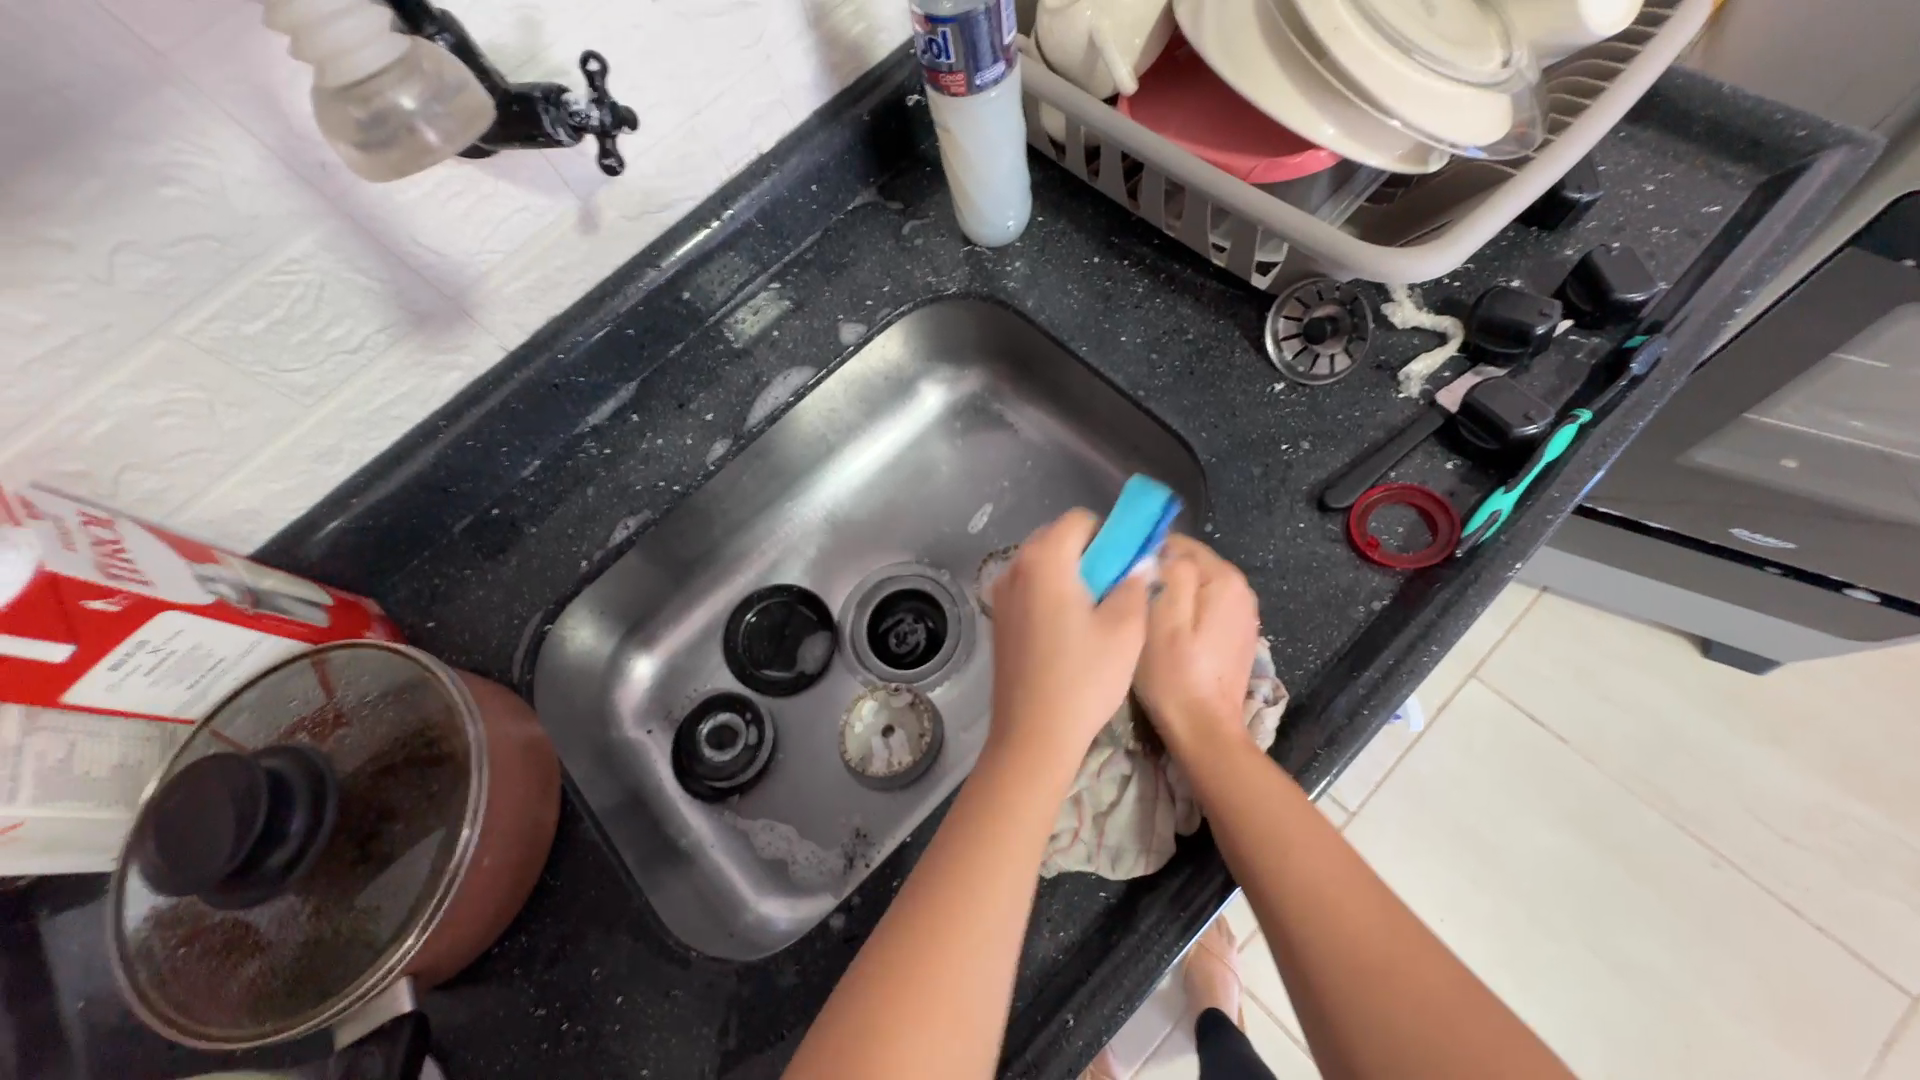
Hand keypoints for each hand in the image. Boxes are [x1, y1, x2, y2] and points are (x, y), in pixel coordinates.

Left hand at [985, 509, 1150, 779]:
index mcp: (1044, 560)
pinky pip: (1029, 590)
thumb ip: (1135, 584)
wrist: (1033, 733)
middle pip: (1056, 539)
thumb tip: (1137, 563)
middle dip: (1089, 554)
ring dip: (1070, 575)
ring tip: (1095, 614)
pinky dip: (1051, 595)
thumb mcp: (1126, 629)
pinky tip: (1069, 633)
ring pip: (1042, 566)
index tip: (1127, 565)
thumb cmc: (1085, 678)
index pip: (1079, 520)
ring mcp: (1000, 595)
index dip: (1110, 535)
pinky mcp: (998, 620)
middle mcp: (1015, 568)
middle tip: (1116, 589)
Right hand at [1134, 534, 1261, 758]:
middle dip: (1160, 576)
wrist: (1204, 730)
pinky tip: (1167, 637)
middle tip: (1131, 602)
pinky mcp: (1236, 636)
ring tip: (1145, 619)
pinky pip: (1204, 610)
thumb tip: (1164, 551)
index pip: (1178, 544)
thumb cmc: (1174, 675)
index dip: (1147, 556)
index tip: (1124, 578)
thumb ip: (1170, 574)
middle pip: (1189, 565)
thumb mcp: (1162, 619)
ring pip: (1195, 588)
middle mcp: (1241, 590)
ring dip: (1170, 596)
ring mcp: (1242, 615)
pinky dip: (1184, 615)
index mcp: (1224, 579)